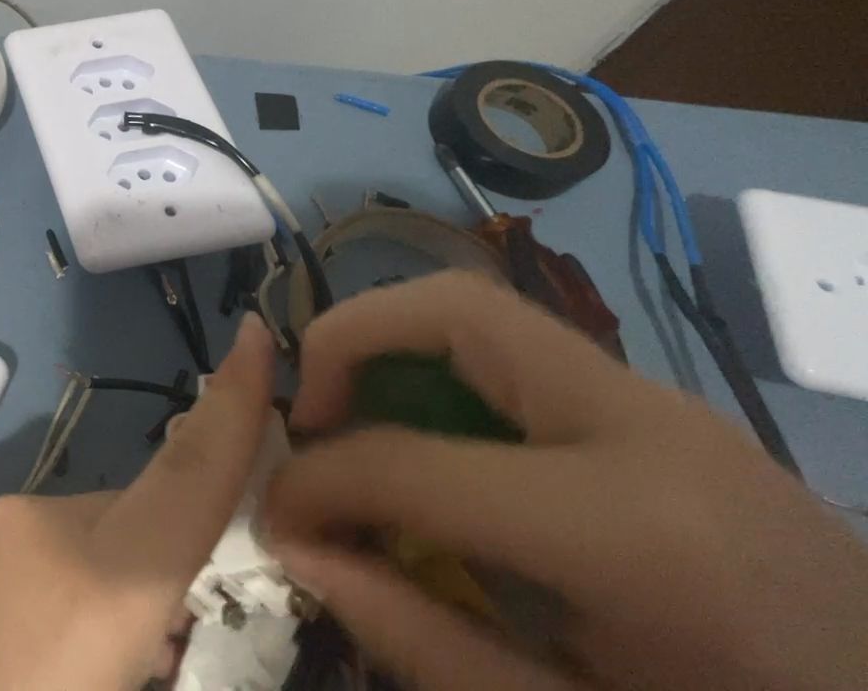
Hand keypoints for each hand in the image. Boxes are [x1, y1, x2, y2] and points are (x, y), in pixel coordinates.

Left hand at [0, 318, 275, 690]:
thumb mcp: (95, 688)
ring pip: (83, 533)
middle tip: (160, 646)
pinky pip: (30, 541)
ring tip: (69, 661)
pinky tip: (13, 646)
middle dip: (166, 561)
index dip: (237, 405)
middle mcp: (45, 525)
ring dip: (102, 581)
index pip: (190, 477)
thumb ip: (146, 651)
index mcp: (99, 582)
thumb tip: (157, 626)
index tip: (262, 337)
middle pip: (142, 515)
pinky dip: (52, 579)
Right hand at [262, 271, 867, 690]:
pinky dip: (446, 373)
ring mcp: (669, 407)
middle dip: (346, 339)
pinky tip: (440, 449)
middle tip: (310, 418)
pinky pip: (524, 357)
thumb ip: (420, 640)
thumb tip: (298, 555)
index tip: (276, 518)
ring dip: (393, 347)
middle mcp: (647, 427)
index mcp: (628, 528)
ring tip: (359, 425)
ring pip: (485, 313)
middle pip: (454, 308)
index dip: (314, 482)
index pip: (409, 459)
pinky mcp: (670, 413)